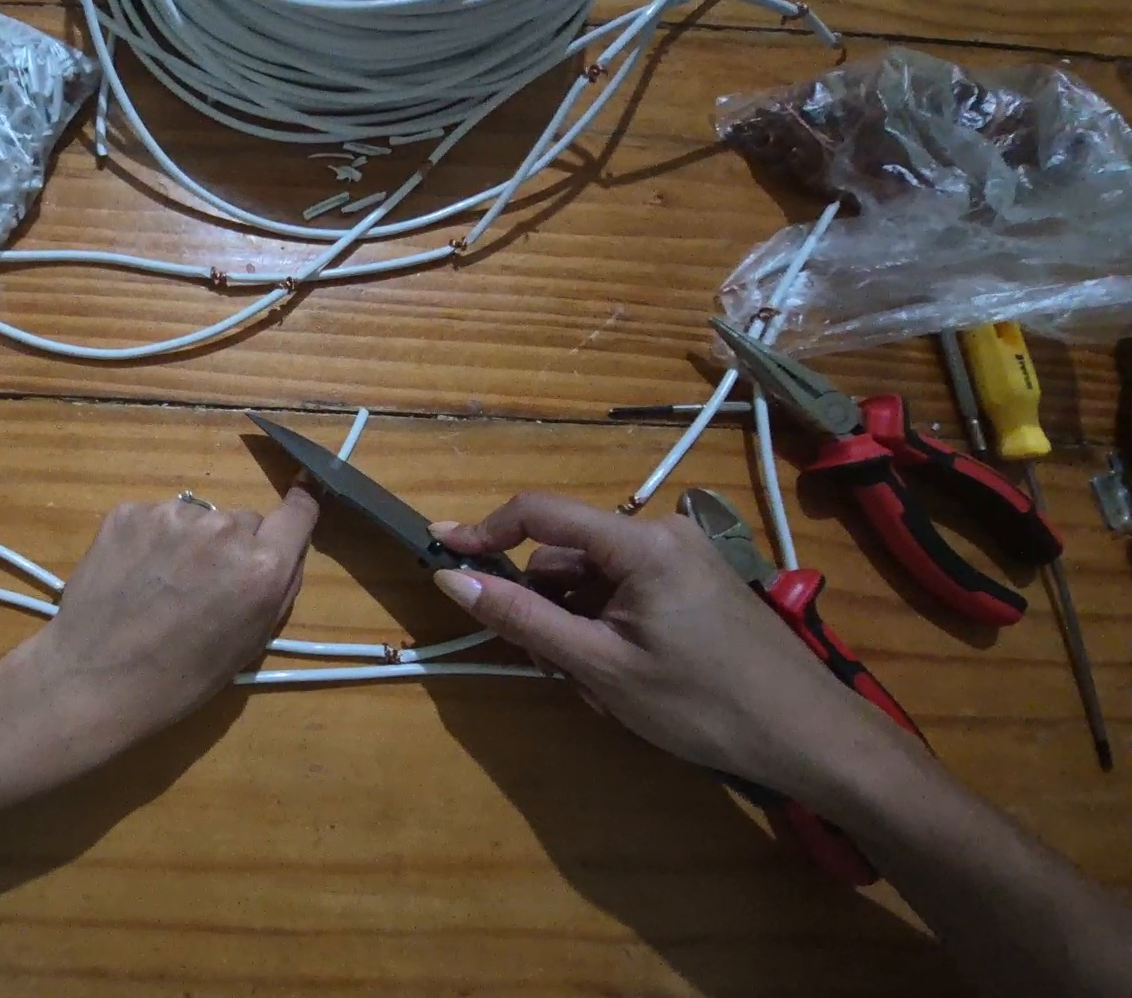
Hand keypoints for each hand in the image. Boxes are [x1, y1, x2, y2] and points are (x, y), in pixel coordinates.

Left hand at [16, 488, 319, 757]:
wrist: (95, 679)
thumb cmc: (181, 678)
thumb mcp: (251, 643)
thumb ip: (278, 588)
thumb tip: (288, 547)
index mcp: (262, 567)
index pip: (299, 512)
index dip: (297, 512)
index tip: (291, 512)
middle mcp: (223, 529)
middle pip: (243, 521)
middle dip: (232, 546)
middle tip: (202, 585)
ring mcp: (172, 515)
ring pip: (198, 519)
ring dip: (189, 542)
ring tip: (161, 584)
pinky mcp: (129, 512)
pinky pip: (156, 518)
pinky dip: (151, 540)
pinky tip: (134, 574)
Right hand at [427, 493, 904, 794]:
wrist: (823, 747)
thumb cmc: (706, 705)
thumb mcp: (599, 665)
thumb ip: (520, 616)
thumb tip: (448, 577)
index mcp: (639, 542)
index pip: (539, 514)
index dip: (484, 531)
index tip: (439, 552)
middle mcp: (660, 536)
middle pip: (563, 557)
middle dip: (541, 607)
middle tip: (547, 666)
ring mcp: (680, 560)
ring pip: (588, 581)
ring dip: (571, 625)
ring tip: (594, 685)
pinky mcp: (692, 585)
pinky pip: (619, 593)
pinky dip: (601, 627)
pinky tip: (620, 676)